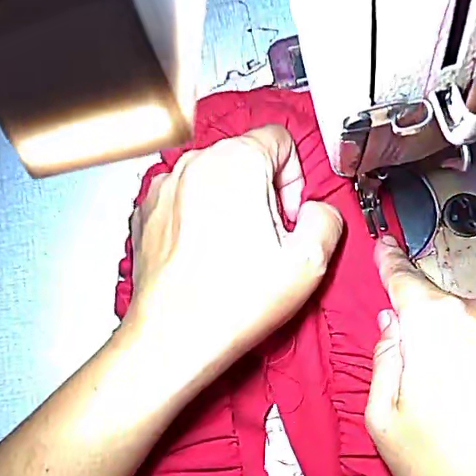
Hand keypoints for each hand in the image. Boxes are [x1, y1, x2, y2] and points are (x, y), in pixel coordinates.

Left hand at [120, 125, 343, 392]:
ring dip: (230, 206)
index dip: (294, 179)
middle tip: (265, 240)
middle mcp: (194, 165)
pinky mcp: (148, 212)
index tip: (287, 215)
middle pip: (246, 158)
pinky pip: (186, 202)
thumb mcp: (310, 261)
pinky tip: (207, 257)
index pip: (280, 139)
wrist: (173, 336)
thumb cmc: (229, 302)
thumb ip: (327, 218)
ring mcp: (165, 188)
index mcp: (236, 162)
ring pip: (214, 180)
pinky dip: (199, 220)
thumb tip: (316, 212)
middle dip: (263, 193)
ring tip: (234, 253)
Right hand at [365, 239, 475, 475]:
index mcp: (437, 322)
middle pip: (446, 310)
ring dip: (473, 349)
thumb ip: (385, 358)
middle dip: (433, 333)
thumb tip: (396, 326)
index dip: (390, 262)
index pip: (404, 278)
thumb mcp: (385, 419)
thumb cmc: (447, 471)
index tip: (385, 246)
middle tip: (433, 388)